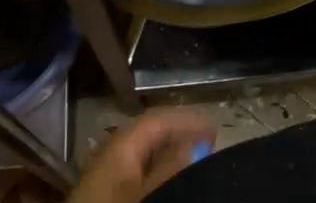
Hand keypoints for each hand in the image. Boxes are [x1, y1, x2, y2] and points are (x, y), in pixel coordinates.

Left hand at [67, 108, 214, 202]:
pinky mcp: (101, 193)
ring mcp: (102, 174)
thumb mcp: (149, 194)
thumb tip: (195, 145)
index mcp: (120, 146)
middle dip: (177, 135)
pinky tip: (165, 182)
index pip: (156, 121)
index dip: (186, 121)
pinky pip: (133, 171)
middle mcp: (109, 153)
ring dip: (166, 154)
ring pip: (140, 154)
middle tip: (208, 144)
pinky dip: (153, 170)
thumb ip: (169, 170)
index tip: (214, 130)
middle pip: (147, 134)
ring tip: (193, 161)